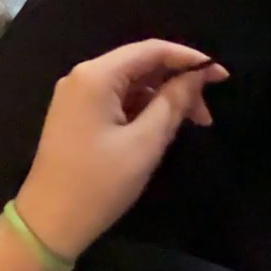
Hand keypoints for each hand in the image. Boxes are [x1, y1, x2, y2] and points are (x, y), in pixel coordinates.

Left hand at [12, 40, 228, 259]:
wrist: (48, 221)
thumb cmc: (99, 183)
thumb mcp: (145, 143)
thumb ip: (173, 103)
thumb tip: (197, 75)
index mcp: (96, 76)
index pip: (151, 50)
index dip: (189, 59)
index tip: (222, 77)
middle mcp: (82, 76)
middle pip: (139, 64)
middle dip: (177, 82)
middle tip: (207, 113)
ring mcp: (75, 95)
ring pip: (129, 83)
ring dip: (162, 97)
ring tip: (191, 124)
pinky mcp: (75, 114)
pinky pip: (116, 99)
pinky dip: (142, 108)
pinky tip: (162, 127)